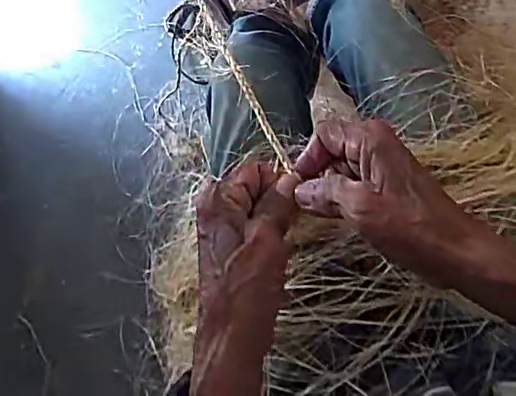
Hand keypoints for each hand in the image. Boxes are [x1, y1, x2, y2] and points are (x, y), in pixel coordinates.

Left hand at [192, 160, 297, 394]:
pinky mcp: (231, 253)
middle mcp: (215, 209)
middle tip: (296, 223)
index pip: (253, 168)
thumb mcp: (266, 242)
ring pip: (259, 212)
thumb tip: (290, 176)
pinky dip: (272, 239)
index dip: (279, 179)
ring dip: (278, 223)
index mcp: (217, 199)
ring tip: (288, 241)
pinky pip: (256, 232)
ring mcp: (222, 232)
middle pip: (256, 189)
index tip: (300, 197)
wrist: (230, 346)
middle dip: (279, 202)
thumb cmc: (245, 294)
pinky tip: (280, 256)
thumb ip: (276, 204)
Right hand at [292, 118, 492, 288]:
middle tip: (309, 207)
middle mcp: (376, 141)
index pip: (323, 135)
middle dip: (318, 175)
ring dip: (332, 189)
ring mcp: (385, 161)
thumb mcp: (360, 208)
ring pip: (344, 168)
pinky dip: (347, 197)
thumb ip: (325, 192)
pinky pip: (358, 181)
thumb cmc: (410, 227)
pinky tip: (346, 218)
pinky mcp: (391, 182)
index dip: (307, 159)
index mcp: (369, 137)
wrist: (461, 253)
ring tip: (327, 215)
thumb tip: (298, 190)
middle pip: (332, 149)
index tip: (297, 189)